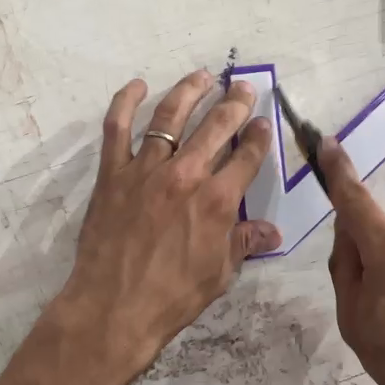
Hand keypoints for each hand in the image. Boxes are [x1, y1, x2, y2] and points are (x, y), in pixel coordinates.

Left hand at [54, 71, 281, 384]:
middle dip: (234, 103)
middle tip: (242, 87)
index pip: (247, 156)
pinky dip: (125, 102)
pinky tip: (136, 86)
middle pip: (216, 126)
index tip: (263, 123)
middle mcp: (185, 175)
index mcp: (217, 200)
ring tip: (201, 76)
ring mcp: (145, 170)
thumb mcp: (219, 273)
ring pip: (170, 117)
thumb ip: (243, 243)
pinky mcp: (112, 174)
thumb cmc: (173, 296)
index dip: (259, 136)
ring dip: (189, 91)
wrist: (114, 307)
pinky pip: (117, 128)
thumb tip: (271, 232)